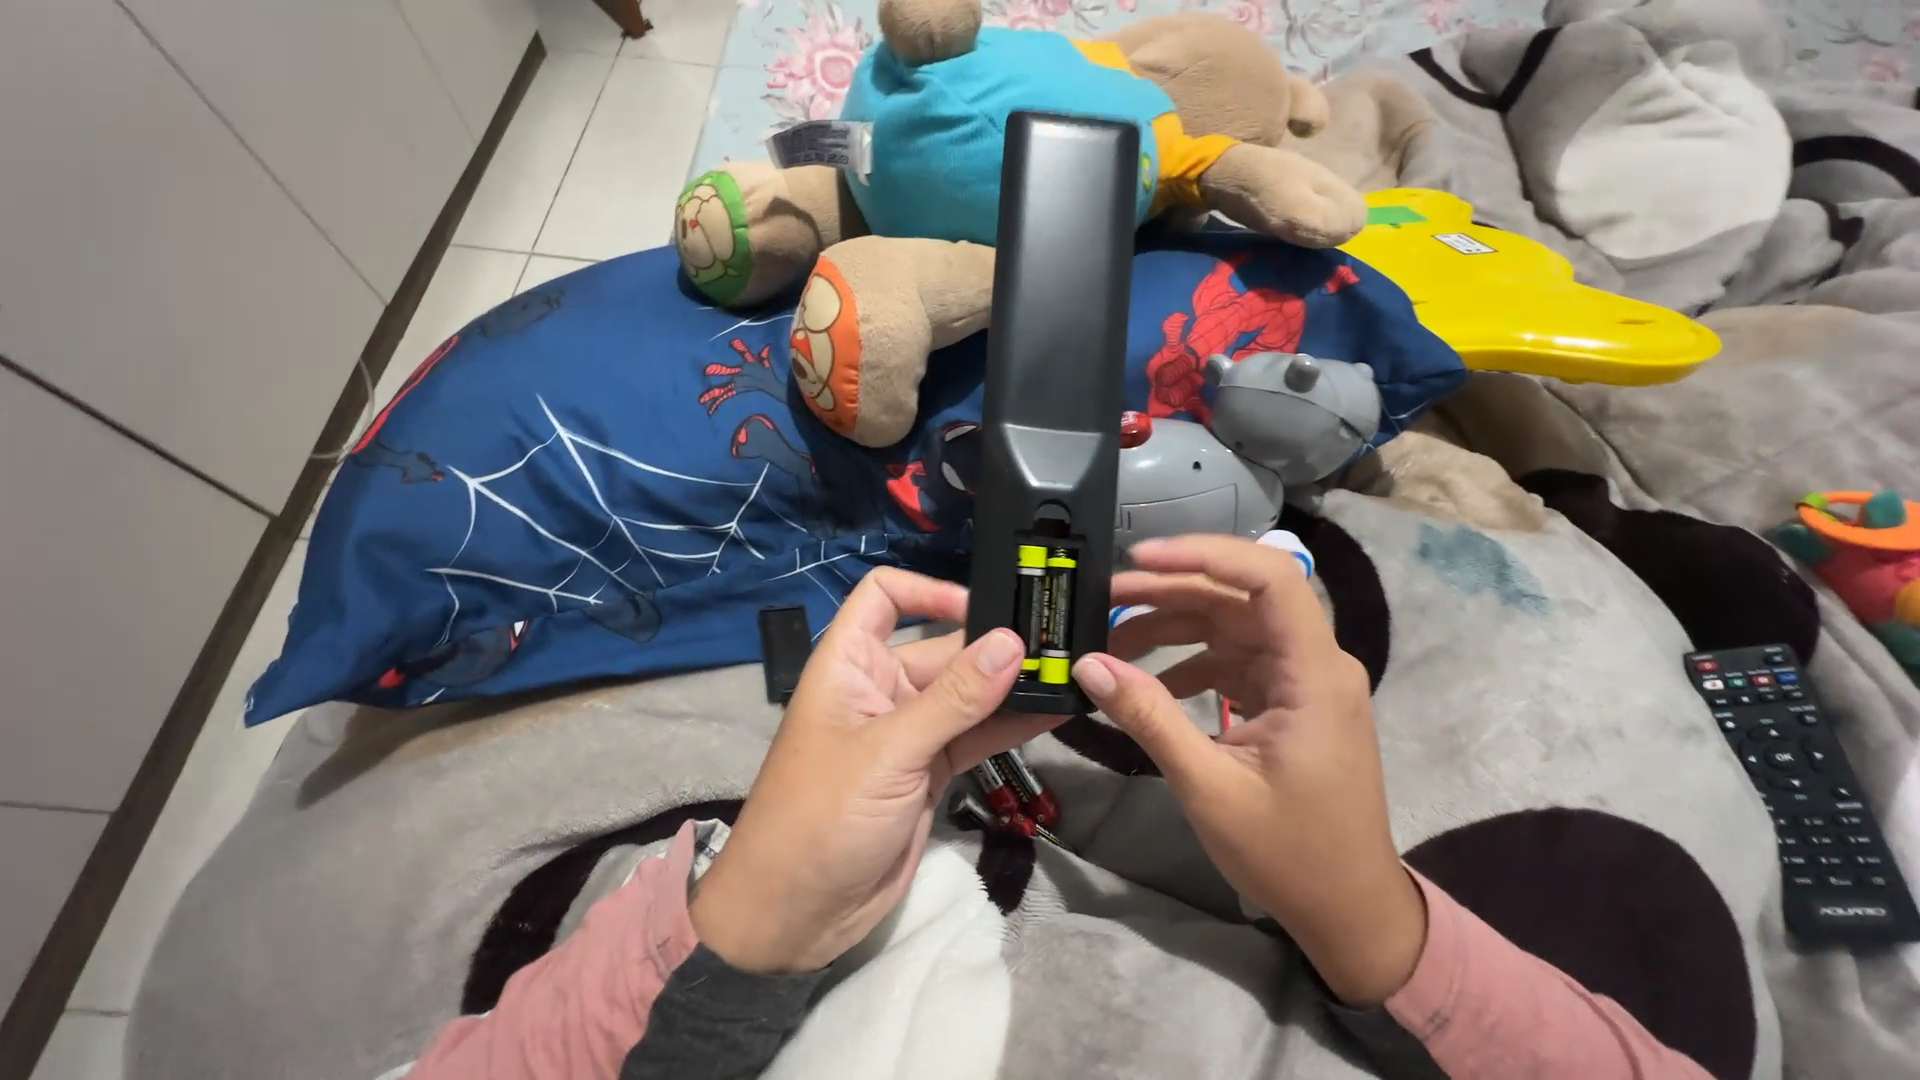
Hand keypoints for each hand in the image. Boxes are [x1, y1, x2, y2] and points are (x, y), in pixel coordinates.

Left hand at [689, 567, 1060, 973]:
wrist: (794, 915)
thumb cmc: (821, 817)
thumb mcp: (888, 752)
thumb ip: (953, 700)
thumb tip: (1010, 643)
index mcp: (850, 664)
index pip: (883, 597)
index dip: (928, 590)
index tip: (983, 606)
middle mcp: (880, 688)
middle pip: (941, 648)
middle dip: (992, 647)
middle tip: (1057, 643)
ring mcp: (908, 732)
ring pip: (965, 695)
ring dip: (1009, 687)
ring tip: (1067, 675)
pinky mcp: (929, 771)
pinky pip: (974, 736)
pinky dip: (1008, 726)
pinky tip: (1051, 713)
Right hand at [1073, 535, 1426, 1006]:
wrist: (1348, 909)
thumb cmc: (1289, 853)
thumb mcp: (1208, 786)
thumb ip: (1149, 717)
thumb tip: (1088, 664)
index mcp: (1313, 673)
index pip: (1269, 578)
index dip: (1204, 554)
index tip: (1140, 559)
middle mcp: (1314, 662)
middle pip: (1238, 597)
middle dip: (1169, 591)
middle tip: (1102, 598)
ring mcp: (1302, 680)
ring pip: (1231, 625)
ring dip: (1172, 626)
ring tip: (1111, 637)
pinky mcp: (1287, 700)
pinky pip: (1234, 660)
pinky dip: (1188, 662)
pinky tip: (1149, 681)